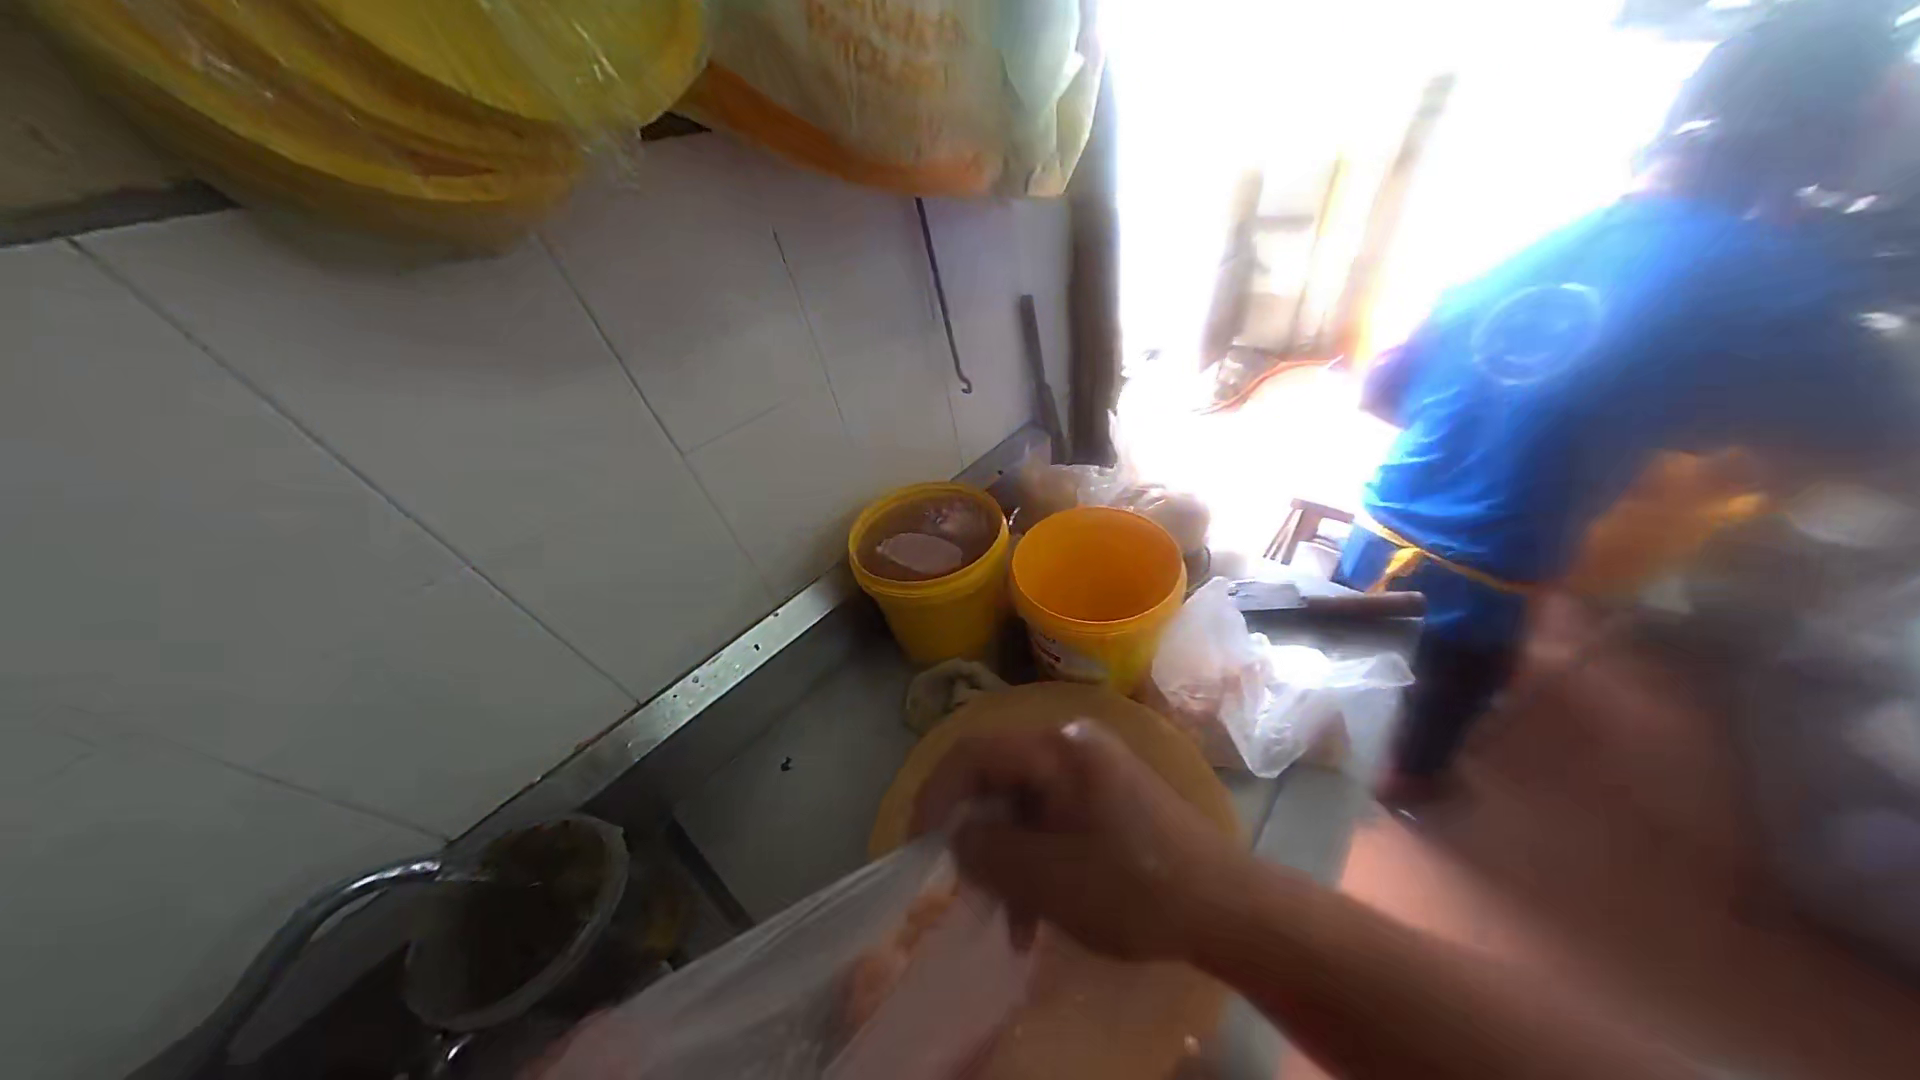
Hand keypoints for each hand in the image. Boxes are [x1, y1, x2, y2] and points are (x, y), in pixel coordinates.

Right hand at [911, 720, 1246, 962]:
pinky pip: (1052, 820)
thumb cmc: (1135, 886)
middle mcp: (1071, 746)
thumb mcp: (1049, 878)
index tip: (918, 844)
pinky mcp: (1105, 798)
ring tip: (1009, 921)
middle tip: (963, 886)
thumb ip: (989, 853)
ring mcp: (1091, 771)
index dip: (936, 796)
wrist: (1228, 908)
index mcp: (1057, 748)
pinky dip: (1036, 861)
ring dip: (1008, 860)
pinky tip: (1038, 914)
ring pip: (1023, 807)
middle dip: (976, 837)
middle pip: (997, 780)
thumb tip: (957, 838)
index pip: (974, 753)